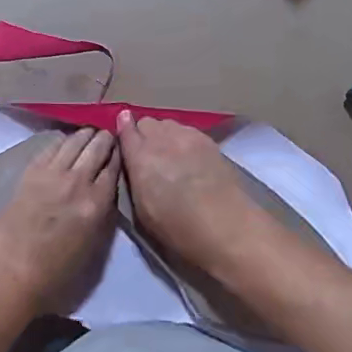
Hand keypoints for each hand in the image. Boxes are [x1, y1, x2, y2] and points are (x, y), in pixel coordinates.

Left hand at [0, 128, 119, 314]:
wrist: (16, 265)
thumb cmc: (59, 268)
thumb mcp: (96, 244)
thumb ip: (106, 212)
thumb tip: (107, 189)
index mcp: (97, 203)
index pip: (113, 168)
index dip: (118, 155)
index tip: (120, 149)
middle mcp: (78, 181)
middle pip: (97, 148)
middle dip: (105, 139)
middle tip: (107, 135)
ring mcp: (53, 172)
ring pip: (75, 141)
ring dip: (86, 134)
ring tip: (90, 132)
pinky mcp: (33, 169)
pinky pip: (53, 146)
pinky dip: (64, 140)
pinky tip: (67, 140)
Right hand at [116, 111, 268, 278]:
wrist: (227, 227)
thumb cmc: (179, 229)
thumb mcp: (142, 210)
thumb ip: (133, 178)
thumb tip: (132, 161)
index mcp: (140, 156)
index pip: (125, 128)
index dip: (124, 130)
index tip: (125, 137)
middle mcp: (161, 138)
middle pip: (146, 123)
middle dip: (144, 135)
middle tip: (150, 156)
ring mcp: (186, 135)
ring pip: (167, 124)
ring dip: (164, 136)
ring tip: (172, 156)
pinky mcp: (208, 140)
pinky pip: (187, 130)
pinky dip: (183, 139)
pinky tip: (190, 157)